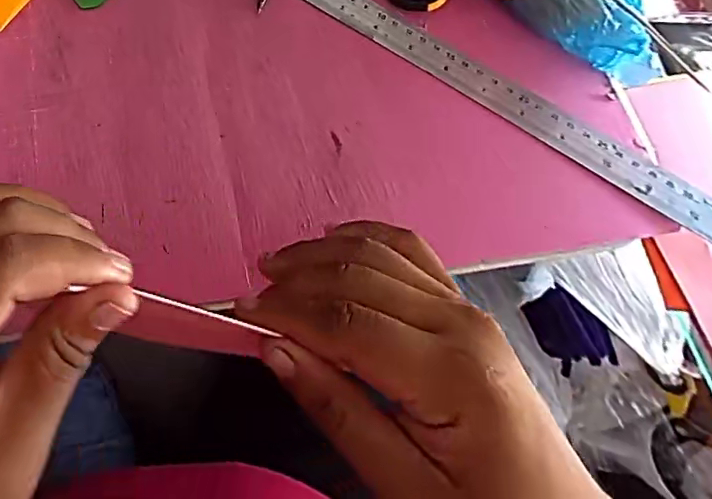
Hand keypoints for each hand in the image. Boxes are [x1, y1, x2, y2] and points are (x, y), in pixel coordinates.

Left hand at [0, 183, 137, 498]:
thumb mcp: (11, 450)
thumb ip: (61, 358)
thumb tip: (118, 293)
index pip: (5, 264)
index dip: (72, 257)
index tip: (121, 275)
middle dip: (63, 233)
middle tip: (110, 269)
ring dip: (33, 211)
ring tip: (79, 244)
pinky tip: (25, 226)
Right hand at [238, 223, 602, 498]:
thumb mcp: (408, 490)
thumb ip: (339, 413)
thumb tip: (278, 352)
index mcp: (452, 374)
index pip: (348, 321)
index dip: (289, 312)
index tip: (245, 314)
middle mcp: (461, 324)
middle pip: (360, 276)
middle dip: (298, 279)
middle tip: (253, 293)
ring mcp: (467, 308)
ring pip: (380, 252)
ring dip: (323, 252)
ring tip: (280, 263)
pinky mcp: (465, 307)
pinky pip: (410, 250)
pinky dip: (366, 238)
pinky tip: (336, 240)